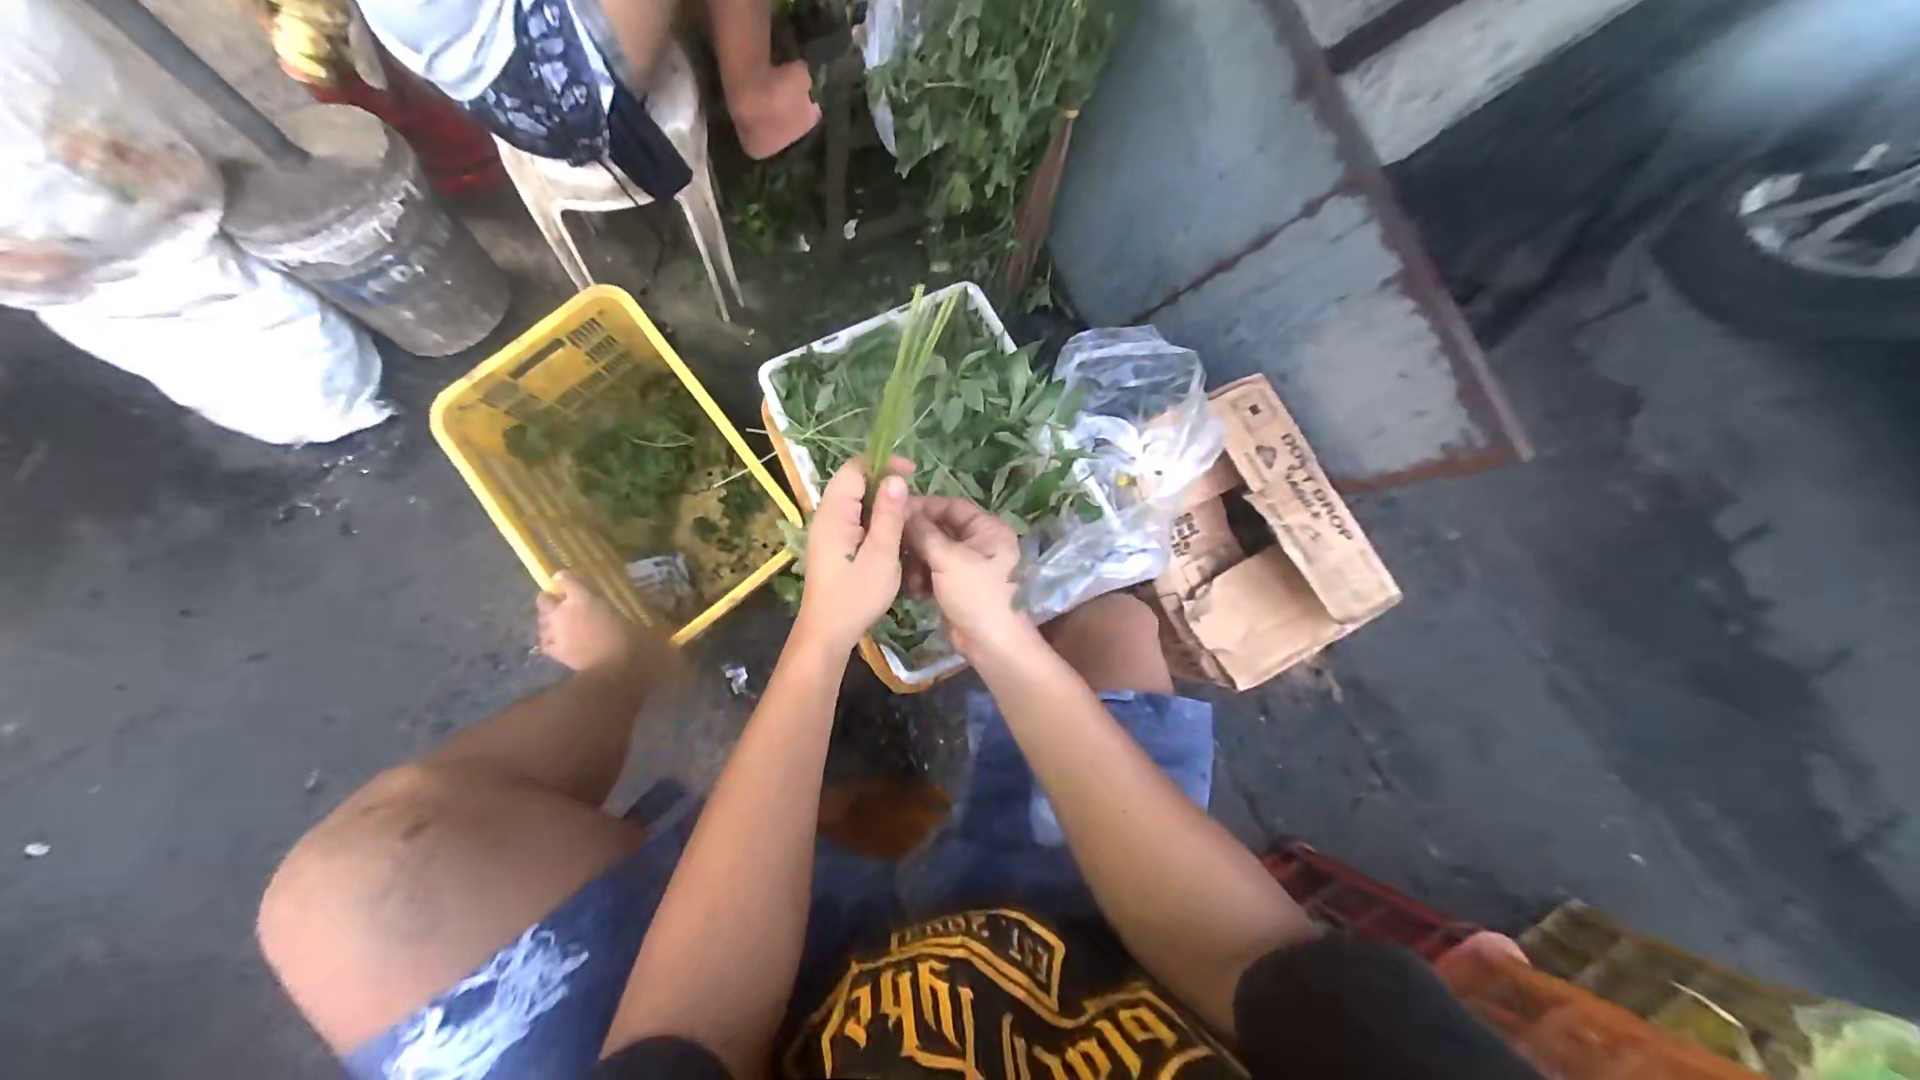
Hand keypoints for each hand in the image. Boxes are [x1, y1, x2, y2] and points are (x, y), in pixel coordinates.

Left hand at [536, 570, 672, 678]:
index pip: (566, 578)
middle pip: (544, 598)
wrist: (614, 677)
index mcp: (586, 598)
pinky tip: (560, 645)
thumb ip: (640, 625)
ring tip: (562, 626)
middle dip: (551, 600)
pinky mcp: (553, 652)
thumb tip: (674, 637)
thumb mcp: (644, 631)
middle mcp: (565, 611)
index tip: (576, 583)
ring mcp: (555, 632)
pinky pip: (545, 642)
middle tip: (566, 605)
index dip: (568, 580)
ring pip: (540, 619)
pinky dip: (550, 642)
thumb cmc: (633, 647)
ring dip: (548, 621)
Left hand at [793, 456, 912, 651]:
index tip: (913, 473)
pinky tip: (894, 534)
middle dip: (885, 482)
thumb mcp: (881, 555)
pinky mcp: (834, 546)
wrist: (827, 633)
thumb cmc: (855, 596)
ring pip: (856, 502)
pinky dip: (876, 519)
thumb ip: (889, 516)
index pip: (854, 469)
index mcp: (834, 514)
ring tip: (909, 516)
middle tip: (914, 499)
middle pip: (854, 483)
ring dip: (882, 502)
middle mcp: (826, 516)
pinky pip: (855, 519)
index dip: (883, 463)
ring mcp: (828, 532)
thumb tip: (896, 479)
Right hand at [902, 495, 1029, 657]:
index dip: (923, 507)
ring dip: (917, 561)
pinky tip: (915, 591)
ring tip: (908, 576)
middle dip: (917, 539)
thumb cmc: (975, 593)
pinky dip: (922, 577)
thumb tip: (901, 508)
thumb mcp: (948, 558)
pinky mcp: (957, 584)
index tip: (895, 510)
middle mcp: (980, 542)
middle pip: (940, 529)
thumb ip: (923, 531)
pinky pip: (934, 571)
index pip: (951, 506)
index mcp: (988, 528)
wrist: (990, 643)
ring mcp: (968, 564)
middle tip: (892, 543)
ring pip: (933, 551)